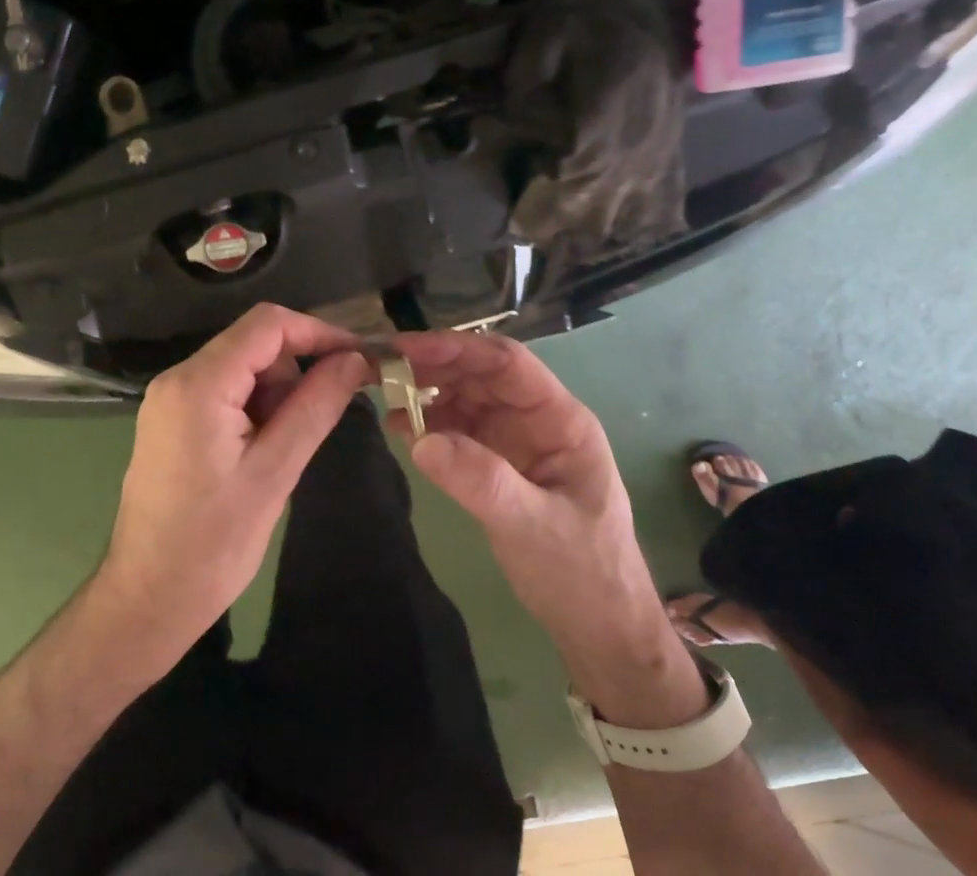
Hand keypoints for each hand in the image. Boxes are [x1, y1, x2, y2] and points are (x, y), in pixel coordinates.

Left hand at [98, 304, 369, 657]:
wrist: (150, 594)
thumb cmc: (214, 542)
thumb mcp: (275, 472)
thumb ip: (315, 407)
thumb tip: (356, 360)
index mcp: (197, 385)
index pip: (266, 325)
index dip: (319, 332)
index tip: (360, 360)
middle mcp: (175, 380)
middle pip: (251, 346)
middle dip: (295, 372)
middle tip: (320, 423)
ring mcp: (167, 402)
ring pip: (239, 372)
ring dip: (275, 396)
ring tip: (284, 453)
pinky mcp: (169, 425)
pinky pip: (221, 396)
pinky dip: (253, 411)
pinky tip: (263, 455)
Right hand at [388, 331, 697, 719]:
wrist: (597, 626)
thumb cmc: (581, 572)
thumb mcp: (532, 526)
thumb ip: (481, 481)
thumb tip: (420, 440)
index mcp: (561, 421)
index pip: (507, 365)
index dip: (456, 349)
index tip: (403, 350)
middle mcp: (537, 422)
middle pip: (480, 376)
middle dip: (433, 367)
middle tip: (378, 369)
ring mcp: (516, 443)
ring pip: (465, 400)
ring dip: (426, 394)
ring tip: (381, 395)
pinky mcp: (496, 467)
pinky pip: (458, 432)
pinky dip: (427, 425)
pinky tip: (399, 429)